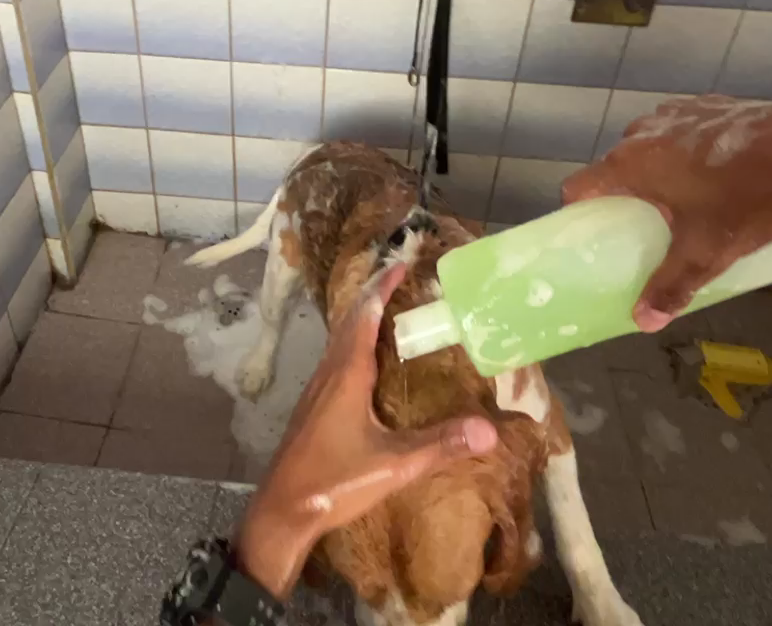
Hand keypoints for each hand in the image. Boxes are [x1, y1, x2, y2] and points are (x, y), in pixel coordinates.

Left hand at [234, 261, 498, 596]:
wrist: (282, 509)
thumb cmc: (334, 480)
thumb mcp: (392, 464)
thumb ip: (439, 445)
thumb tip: (489, 428)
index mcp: (346, 372)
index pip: (365, 314)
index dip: (382, 287)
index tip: (400, 263)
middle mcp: (330, 370)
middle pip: (351, 319)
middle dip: (375, 295)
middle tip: (403, 280)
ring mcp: (318, 387)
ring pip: (341, 338)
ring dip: (363, 318)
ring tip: (393, 312)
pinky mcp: (315, 404)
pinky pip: (338, 357)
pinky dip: (356, 342)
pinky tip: (372, 362)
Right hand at [562, 96, 771, 332]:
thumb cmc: (747, 200)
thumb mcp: (707, 252)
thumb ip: (670, 286)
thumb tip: (643, 322)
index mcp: (629, 164)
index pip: (578, 186)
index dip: (581, 210)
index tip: (599, 229)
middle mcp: (641, 132)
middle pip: (615, 165)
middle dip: (629, 191)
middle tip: (656, 221)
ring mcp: (674, 112)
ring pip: (649, 143)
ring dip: (659, 165)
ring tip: (693, 192)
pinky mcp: (707, 102)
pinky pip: (681, 127)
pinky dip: (689, 145)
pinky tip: (721, 165)